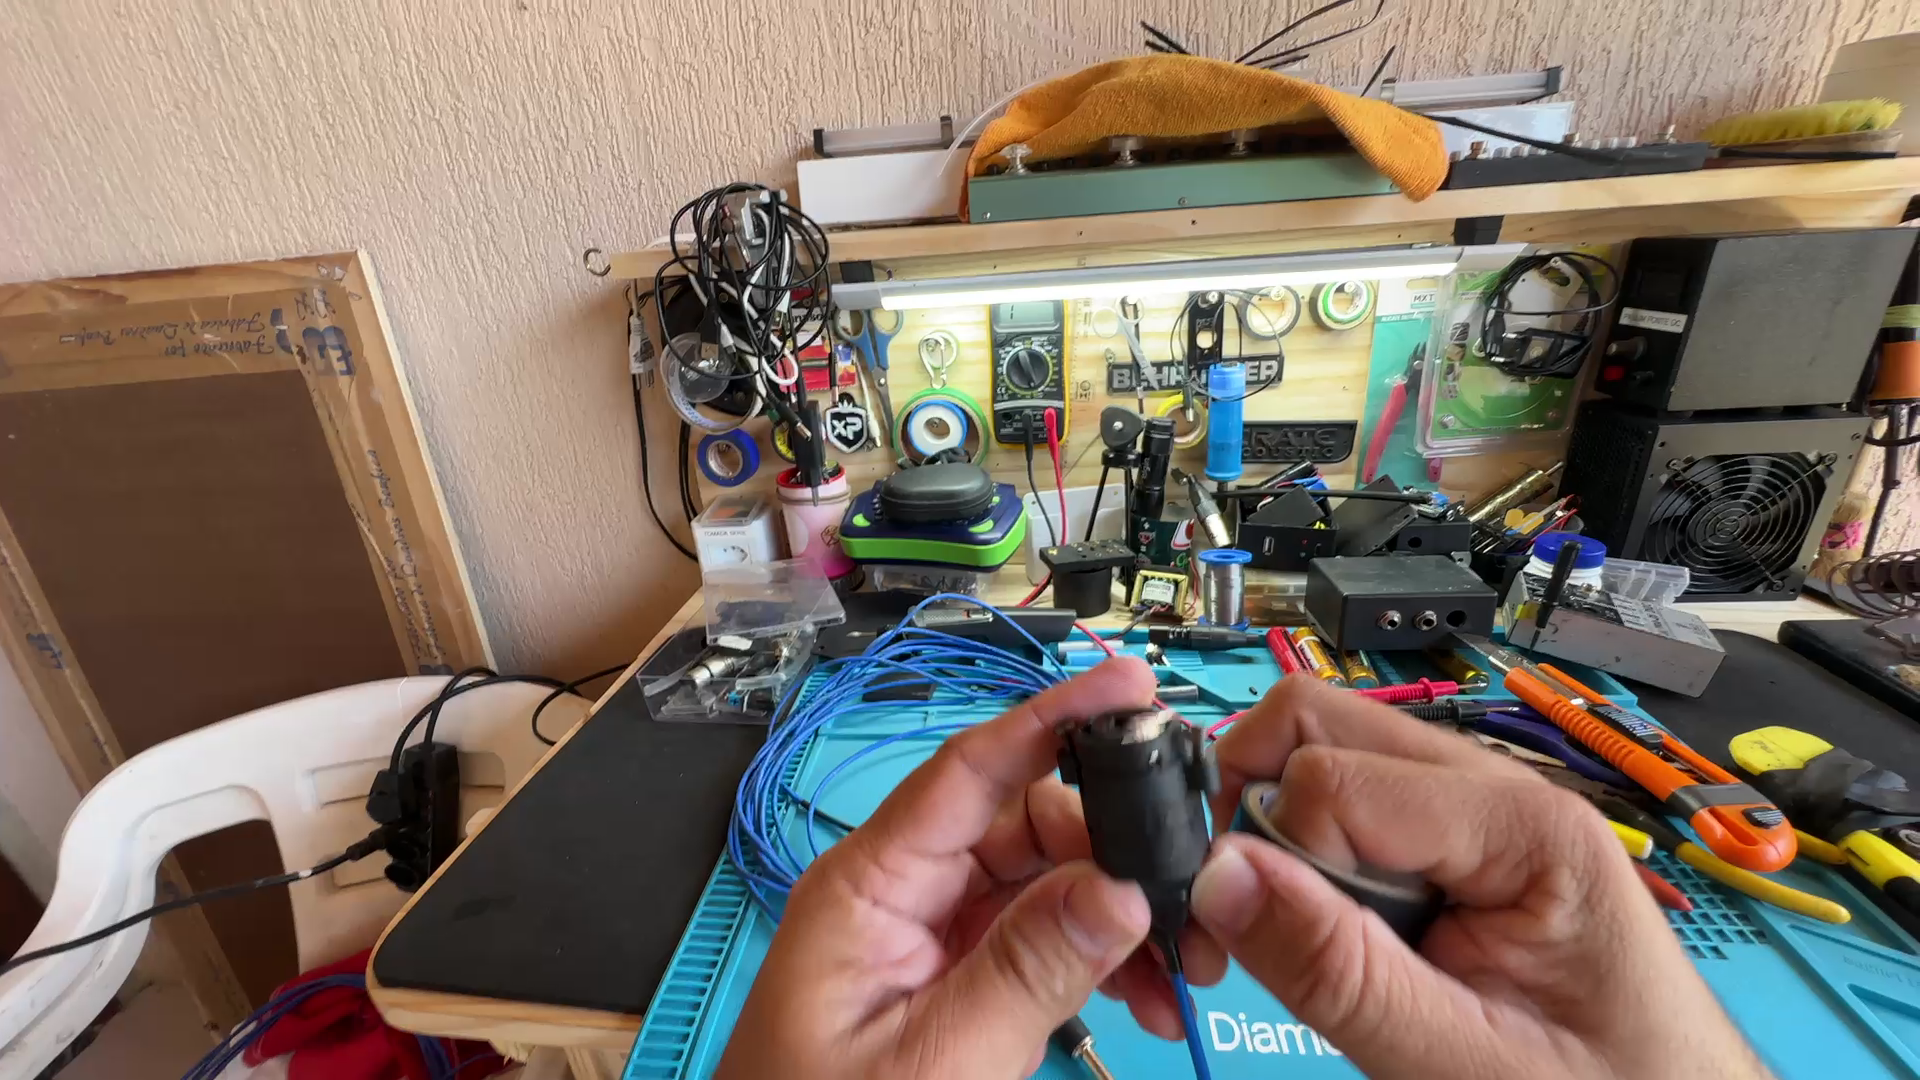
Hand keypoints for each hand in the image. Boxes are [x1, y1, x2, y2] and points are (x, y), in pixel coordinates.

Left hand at [716, 657, 1223, 1079]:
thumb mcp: (934, 1064)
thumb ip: (1027, 972)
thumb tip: (1124, 889)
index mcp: (871, 878)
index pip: (970, 767)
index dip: (1052, 716)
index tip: (1128, 682)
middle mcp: (906, 880)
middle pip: (1022, 819)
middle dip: (1110, 845)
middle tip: (1189, 888)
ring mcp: (934, 921)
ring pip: (1043, 875)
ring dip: (1116, 907)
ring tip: (1184, 965)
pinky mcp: (958, 961)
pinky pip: (1039, 928)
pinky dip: (1095, 949)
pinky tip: (1145, 988)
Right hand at [1189, 676, 1767, 1079]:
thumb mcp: (1470, 1074)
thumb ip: (1340, 973)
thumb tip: (1214, 871)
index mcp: (1519, 824)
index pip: (1329, 778)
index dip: (1284, 858)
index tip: (1291, 951)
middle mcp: (1486, 779)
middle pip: (1309, 720)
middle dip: (1250, 803)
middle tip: (1257, 910)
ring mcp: (1460, 794)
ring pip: (1307, 747)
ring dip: (1267, 826)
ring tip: (1293, 928)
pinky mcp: (1436, 822)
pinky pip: (1328, 791)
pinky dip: (1290, 842)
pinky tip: (1322, 921)